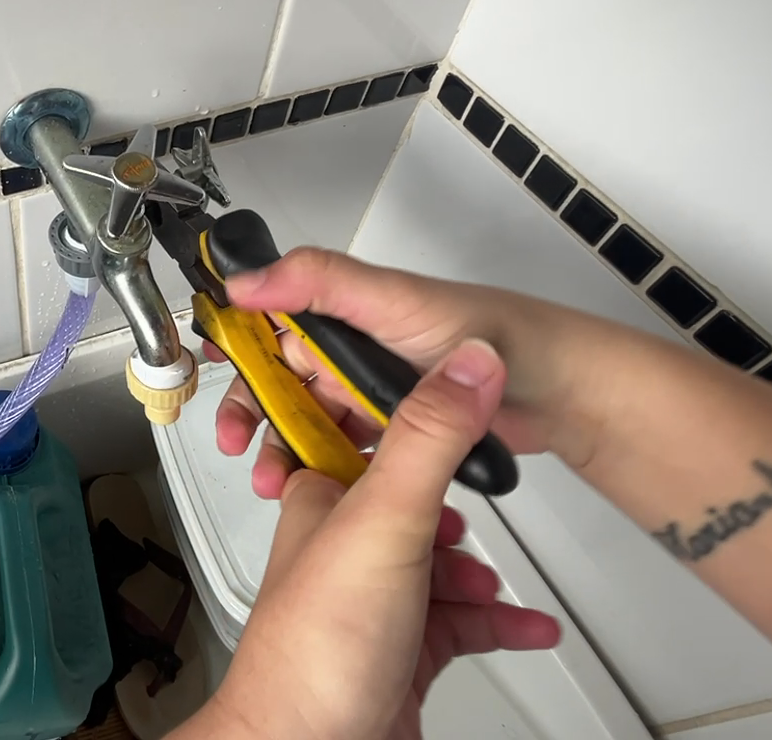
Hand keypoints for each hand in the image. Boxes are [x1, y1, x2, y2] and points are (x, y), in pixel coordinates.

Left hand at [182, 340, 561, 739]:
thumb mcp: (383, 520)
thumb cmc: (314, 647)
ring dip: (473, 570)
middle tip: (481, 508)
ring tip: (494, 582)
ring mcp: (369, 599)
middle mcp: (339, 543)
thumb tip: (466, 363)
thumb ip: (427, 440)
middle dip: (452, 508)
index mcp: (320, 496)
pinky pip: (454, 624)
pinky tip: (526, 627)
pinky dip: (493, 622)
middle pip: (405, 500)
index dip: (399, 416)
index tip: (448, 403)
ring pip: (434, 563)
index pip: (355, 431)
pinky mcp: (397, 651)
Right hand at [212, 248, 594, 496]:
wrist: (562, 391)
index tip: (208, 370)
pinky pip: (342, 451)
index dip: (232, 346)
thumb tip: (244, 281)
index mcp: (336, 311)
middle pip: (276, 380)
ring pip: (304, 421)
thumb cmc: (485, 331)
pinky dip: (324, 471)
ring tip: (274, 481)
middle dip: (249, 412)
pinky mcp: (389, 431)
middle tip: (234, 440)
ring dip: (282, 449)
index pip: (265, 323)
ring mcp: (366, 391)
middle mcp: (344, 349)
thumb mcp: (392, 299)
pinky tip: (318, 491)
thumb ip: (319, 283)